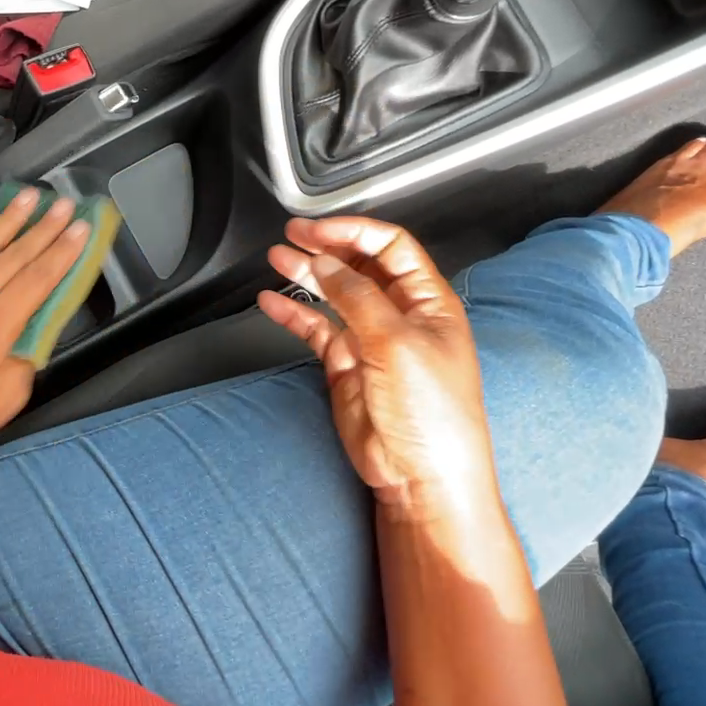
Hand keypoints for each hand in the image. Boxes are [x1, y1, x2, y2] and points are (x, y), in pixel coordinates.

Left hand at [0, 190, 89, 472]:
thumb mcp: (11, 394)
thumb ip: (29, 350)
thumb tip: (41, 319)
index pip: (38, 279)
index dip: (64, 251)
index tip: (82, 228)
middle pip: (14, 256)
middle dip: (44, 228)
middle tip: (65, 203)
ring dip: (6, 219)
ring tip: (27, 195)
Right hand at [257, 217, 496, 515]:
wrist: (421, 475)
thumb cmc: (432, 412)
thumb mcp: (397, 342)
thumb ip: (358, 297)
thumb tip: (326, 263)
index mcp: (428, 301)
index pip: (391, 247)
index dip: (354, 232)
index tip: (317, 229)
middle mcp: (399, 314)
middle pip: (359, 265)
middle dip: (326, 247)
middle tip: (292, 235)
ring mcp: (370, 338)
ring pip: (333, 293)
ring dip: (306, 274)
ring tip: (276, 258)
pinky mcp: (345, 364)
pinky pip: (315, 328)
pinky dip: (293, 313)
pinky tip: (272, 301)